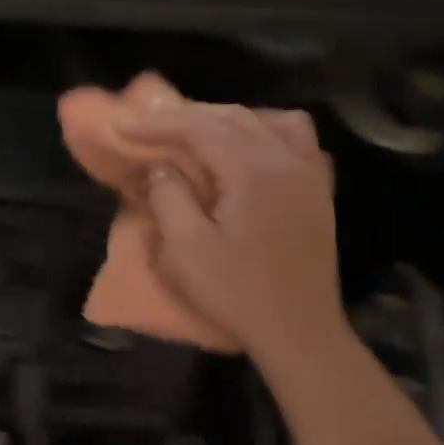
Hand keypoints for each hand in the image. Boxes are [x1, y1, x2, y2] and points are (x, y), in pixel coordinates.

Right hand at [122, 100, 346, 363]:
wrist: (297, 328)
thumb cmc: (235, 291)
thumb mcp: (186, 249)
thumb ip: (170, 198)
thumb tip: (162, 167)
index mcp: (252, 171)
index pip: (202, 128)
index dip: (160, 123)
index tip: (125, 126)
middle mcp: (286, 160)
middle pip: (234, 118)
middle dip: (189, 116)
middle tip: (150, 124)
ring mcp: (309, 173)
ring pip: (268, 121)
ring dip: (227, 119)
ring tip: (198, 130)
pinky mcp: (318, 191)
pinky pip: (295, 139)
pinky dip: (264, 130)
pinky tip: (247, 147)